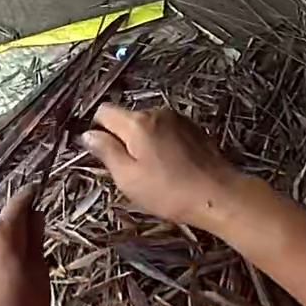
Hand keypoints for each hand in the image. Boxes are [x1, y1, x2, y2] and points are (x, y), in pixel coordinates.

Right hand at [78, 105, 248, 228]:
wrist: (218, 194)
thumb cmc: (168, 191)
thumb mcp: (128, 177)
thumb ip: (105, 151)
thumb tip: (87, 134)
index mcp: (137, 122)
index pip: (104, 111)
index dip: (97, 129)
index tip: (102, 153)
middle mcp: (156, 112)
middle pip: (126, 117)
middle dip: (122, 138)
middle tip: (129, 169)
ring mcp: (177, 118)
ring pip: (147, 124)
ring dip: (143, 141)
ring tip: (153, 170)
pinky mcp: (192, 127)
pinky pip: (165, 129)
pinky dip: (161, 142)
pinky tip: (170, 165)